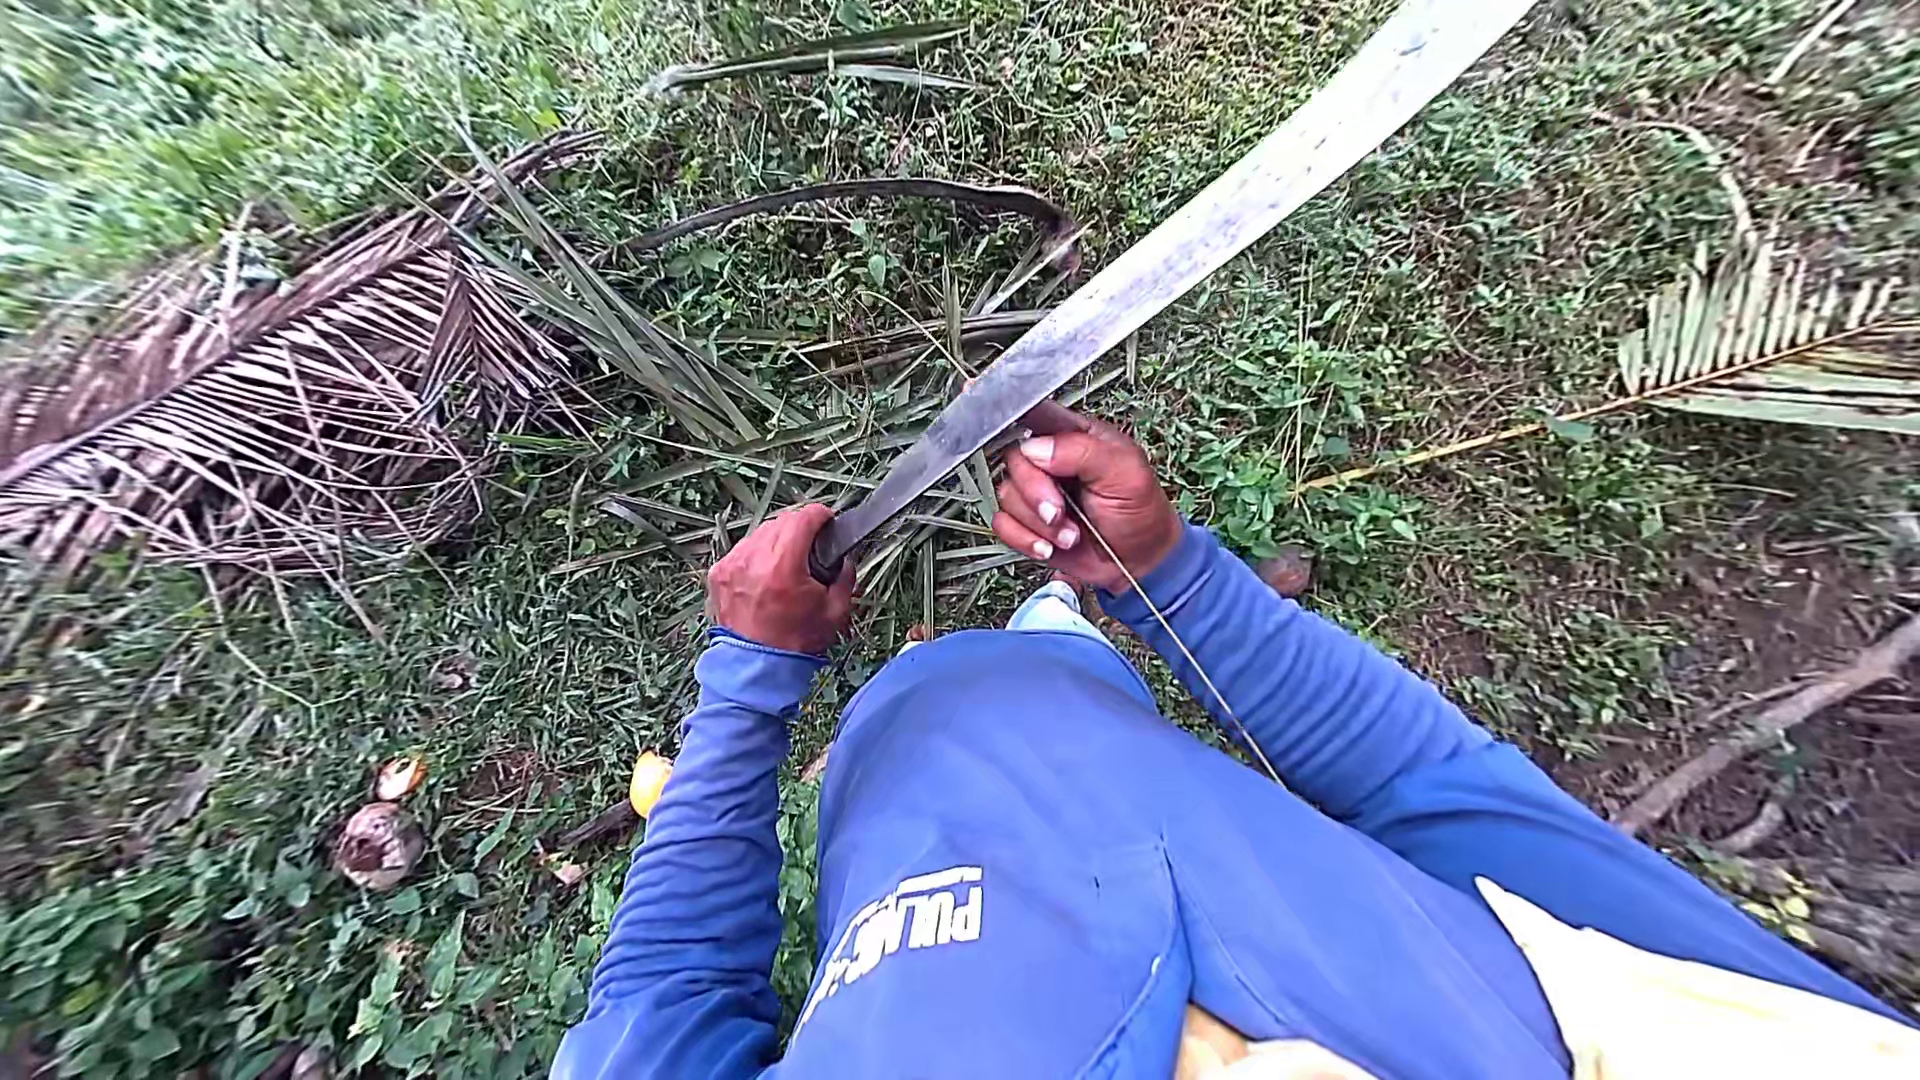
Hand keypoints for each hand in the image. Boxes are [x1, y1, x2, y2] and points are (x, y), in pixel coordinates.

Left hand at [707, 504, 854, 653]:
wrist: (757, 668)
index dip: (821, 515)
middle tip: (814, 542)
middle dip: (801, 526)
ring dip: (779, 537)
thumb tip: (845, 557)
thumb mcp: (836, 610)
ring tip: (790, 557)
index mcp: (784, 565)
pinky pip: (744, 549)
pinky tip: (768, 571)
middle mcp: (753, 558)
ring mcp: (732, 564)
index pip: (803, 518)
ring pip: (761, 532)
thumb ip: (846, 577)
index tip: (829, 520)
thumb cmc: (797, 641)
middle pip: (781, 521)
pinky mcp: (719, 573)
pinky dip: (758, 553)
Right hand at [991, 403, 1182, 593]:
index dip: (1005, 404)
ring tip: (1069, 533)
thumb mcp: (1126, 474)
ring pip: (1006, 494)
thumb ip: (1083, 452)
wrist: (1138, 563)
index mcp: (1074, 436)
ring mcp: (1035, 492)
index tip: (975, 394)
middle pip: (1014, 459)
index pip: (1034, 411)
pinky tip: (1049, 544)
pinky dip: (1025, 538)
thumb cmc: (1141, 514)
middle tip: (1060, 511)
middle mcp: (1049, 460)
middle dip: (1035, 492)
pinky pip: (1003, 524)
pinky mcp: (1027, 522)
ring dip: (1037, 522)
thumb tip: (1036, 447)